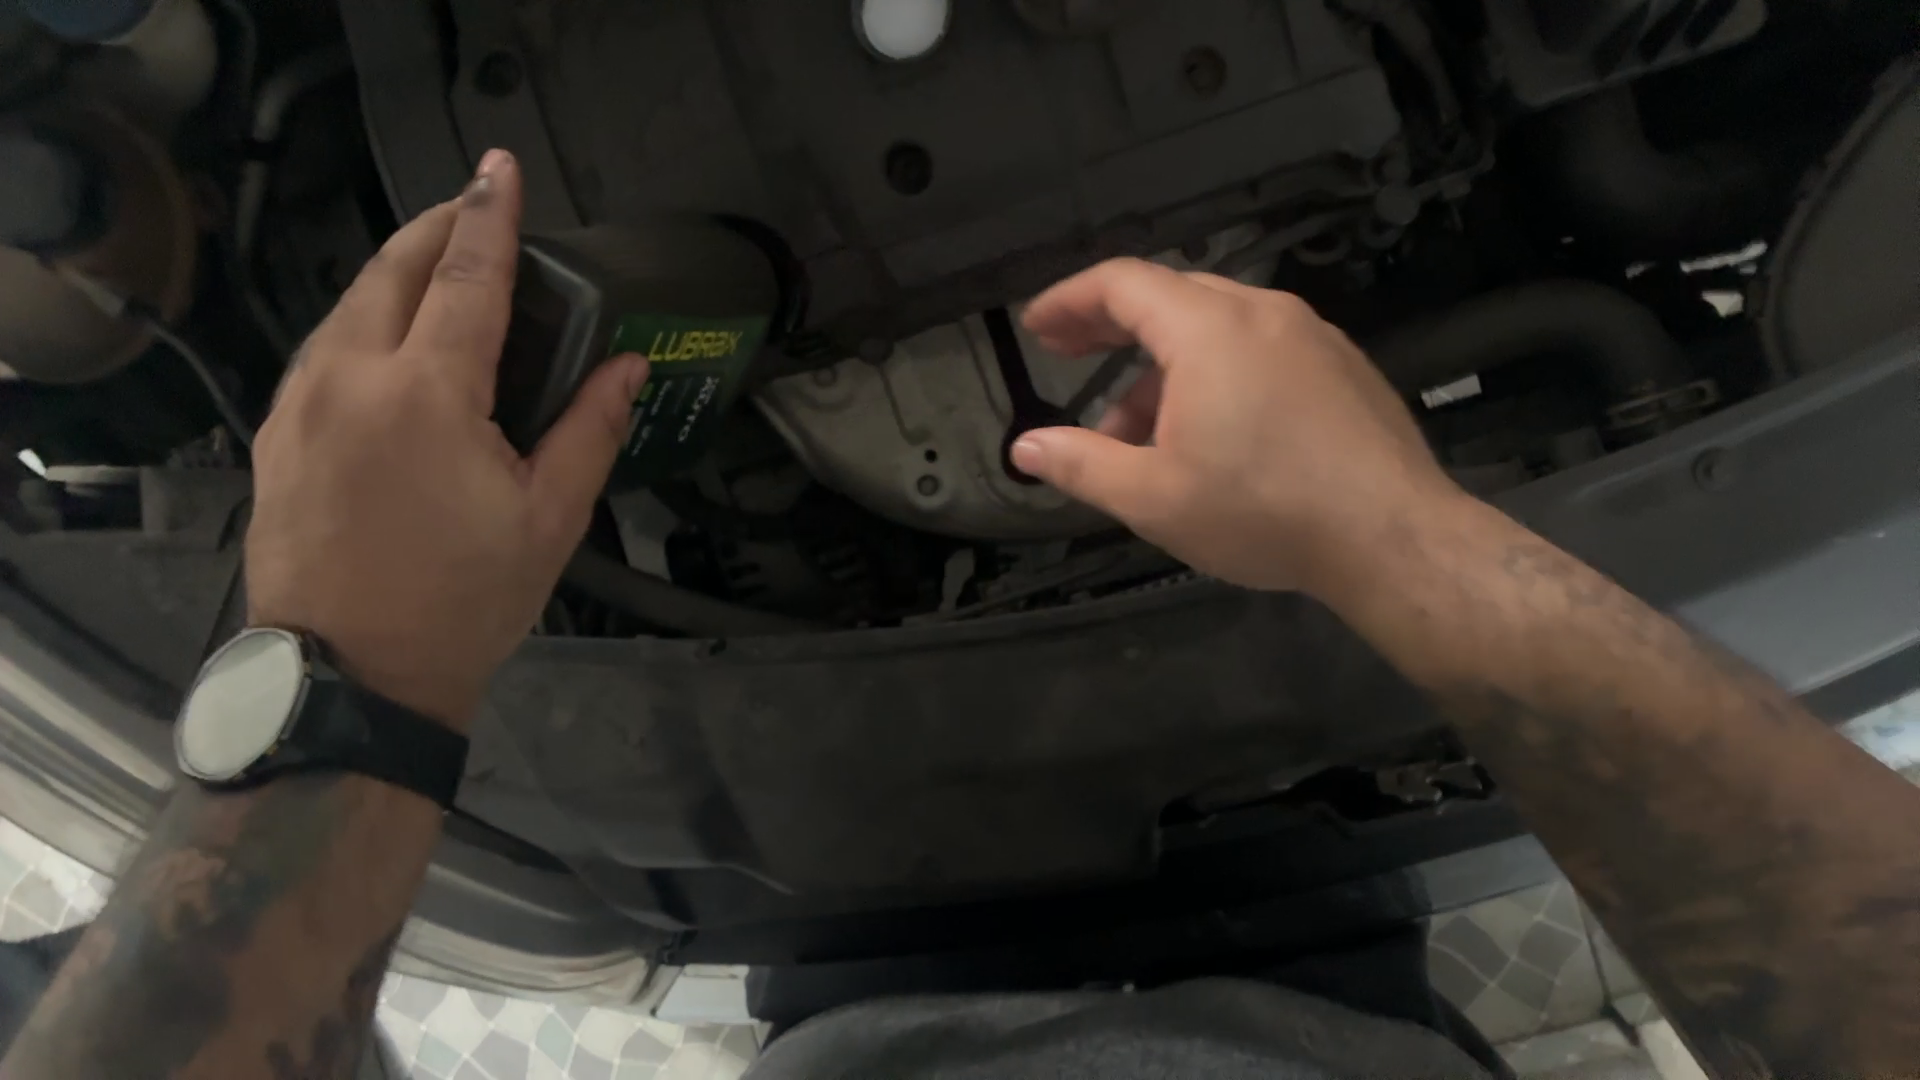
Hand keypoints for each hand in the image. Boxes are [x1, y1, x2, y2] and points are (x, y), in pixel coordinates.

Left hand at [245, 150, 648, 728]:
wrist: (356, 673)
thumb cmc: (470, 596)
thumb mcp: (553, 516)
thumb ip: (590, 428)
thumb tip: (626, 364)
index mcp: (427, 395)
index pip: (464, 280)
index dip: (490, 219)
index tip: (501, 169)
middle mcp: (349, 379)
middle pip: (388, 271)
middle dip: (435, 229)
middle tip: (480, 213)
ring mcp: (300, 404)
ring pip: (347, 305)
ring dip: (398, 272)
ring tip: (447, 271)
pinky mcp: (278, 433)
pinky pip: (325, 347)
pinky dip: (367, 319)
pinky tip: (398, 340)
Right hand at [1010, 258, 1460, 595]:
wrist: (1391, 539)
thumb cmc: (1260, 512)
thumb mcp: (1151, 496)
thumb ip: (1079, 463)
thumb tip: (1023, 448)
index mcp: (1209, 330)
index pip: (1122, 283)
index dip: (1068, 299)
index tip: (1035, 327)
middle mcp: (1261, 312)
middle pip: (1167, 296)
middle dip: (1108, 326)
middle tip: (1066, 355)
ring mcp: (1309, 335)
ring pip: (1213, 328)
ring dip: (1159, 366)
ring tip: (1133, 431)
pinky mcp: (1339, 366)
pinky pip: (1255, 349)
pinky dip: (1210, 372)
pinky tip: (1204, 430)